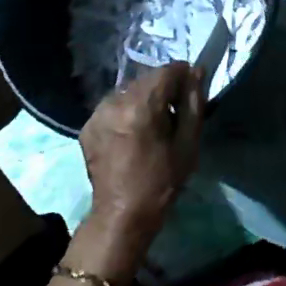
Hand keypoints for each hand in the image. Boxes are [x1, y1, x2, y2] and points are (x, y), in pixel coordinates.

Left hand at [79, 62, 203, 236]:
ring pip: (131, 90)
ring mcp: (97, 113)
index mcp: (141, 106)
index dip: (183, 78)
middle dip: (164, 89)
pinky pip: (115, 104)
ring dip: (145, 99)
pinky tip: (132, 134)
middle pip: (148, 78)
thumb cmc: (161, 182)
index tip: (190, 96)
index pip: (168, 70)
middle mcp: (115, 102)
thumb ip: (194, 102)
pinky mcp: (88, 124)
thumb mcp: (188, 143)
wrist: (121, 216)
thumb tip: (197, 71)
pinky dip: (127, 111)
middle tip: (172, 115)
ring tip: (152, 126)